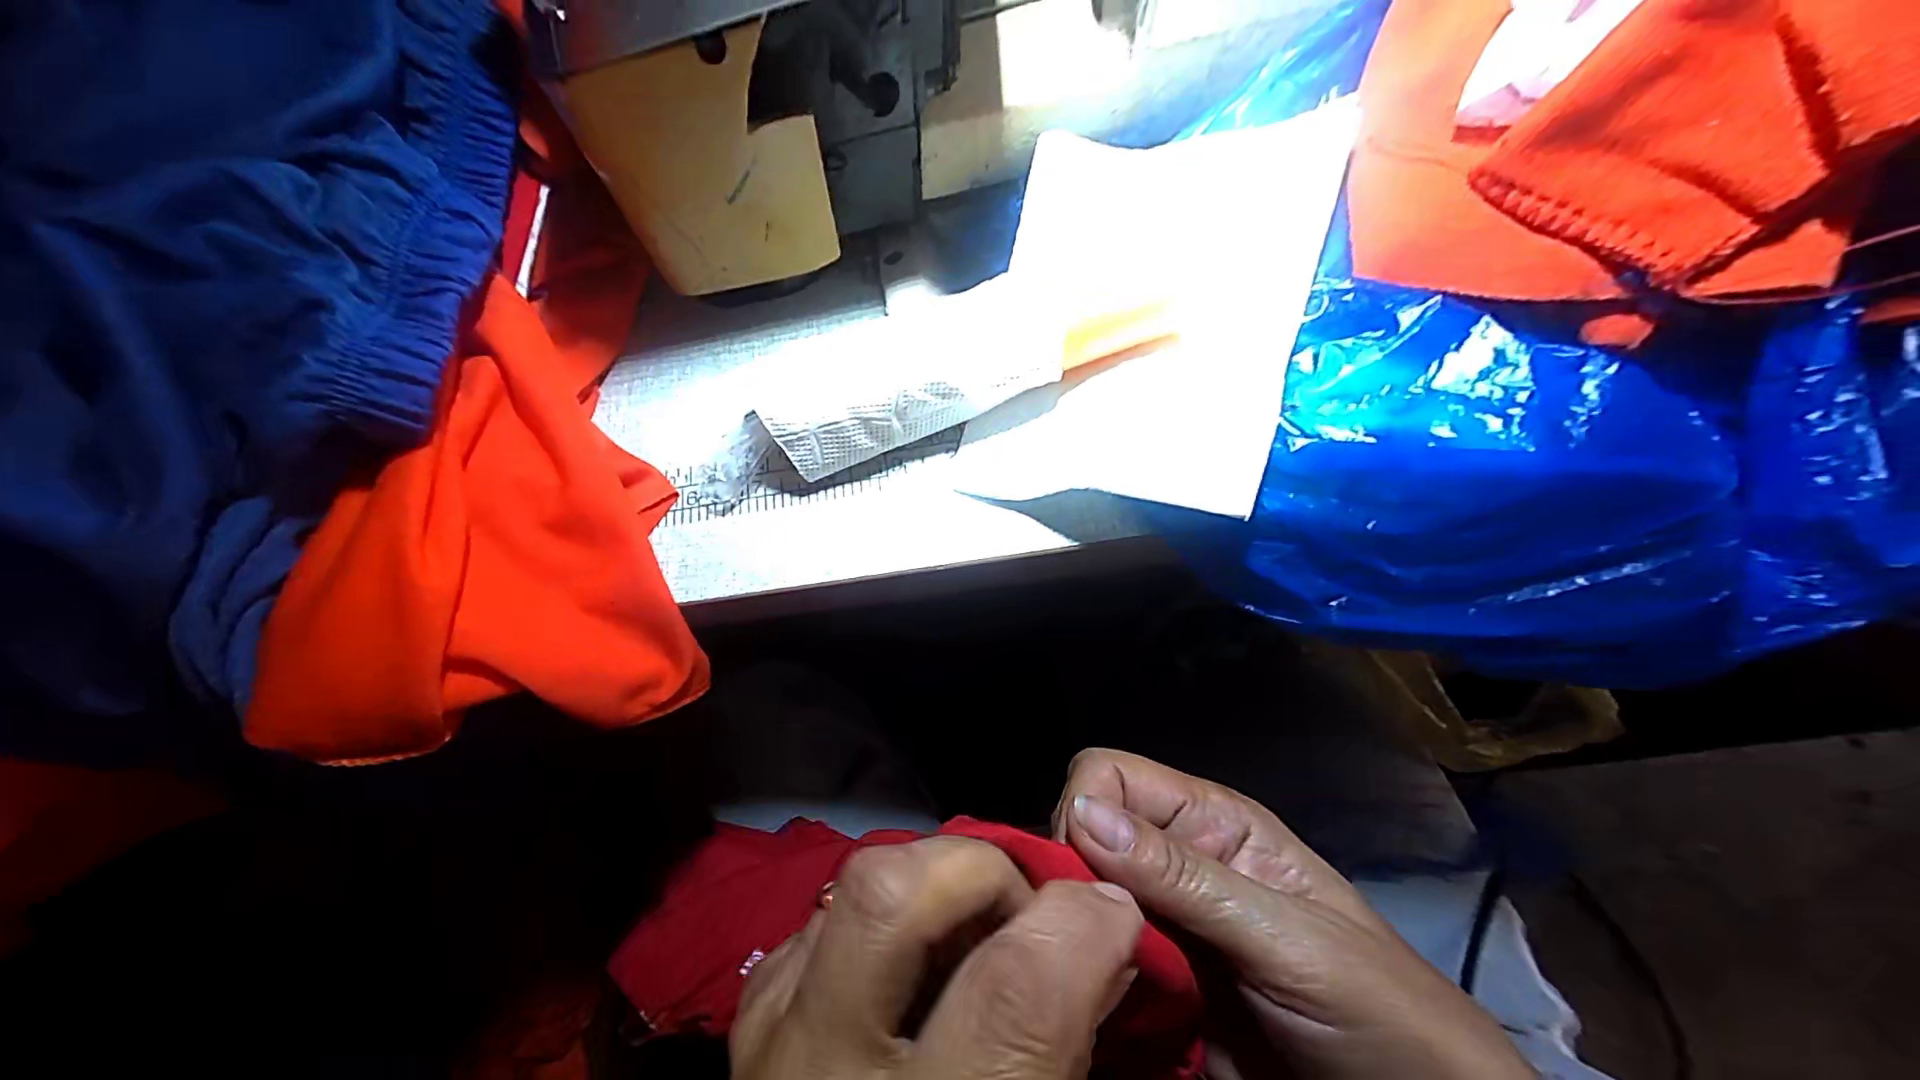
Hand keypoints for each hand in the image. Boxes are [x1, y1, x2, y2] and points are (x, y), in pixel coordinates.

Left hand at [731, 835, 1144, 1079]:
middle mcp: (832, 1075)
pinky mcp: (751, 1025)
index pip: (1012, 994)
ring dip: (931, 880)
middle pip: (891, 898)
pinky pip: (822, 923)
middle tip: (1022, 908)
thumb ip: (1067, 1044)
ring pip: (852, 888)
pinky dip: (880, 919)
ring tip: (971, 926)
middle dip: (979, 870)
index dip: (1078, 926)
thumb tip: (1098, 934)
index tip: (1110, 911)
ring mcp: (775, 1044)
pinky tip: (905, 962)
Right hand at [1053, 749, 1534, 1079]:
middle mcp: (1173, 862)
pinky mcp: (1153, 985)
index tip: (1081, 873)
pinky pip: (1094, 962)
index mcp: (1209, 821)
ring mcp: (1160, 925)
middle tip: (1086, 940)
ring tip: (1084, 978)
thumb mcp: (1285, 936)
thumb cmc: (1375, 1006)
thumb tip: (1081, 812)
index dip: (1084, 809)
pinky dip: (1086, 979)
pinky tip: (1094, 1005)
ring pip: (1082, 900)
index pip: (1111, 777)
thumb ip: (1184, 875)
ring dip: (1075, 933)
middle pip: (1085, 837)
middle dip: (1072, 878)